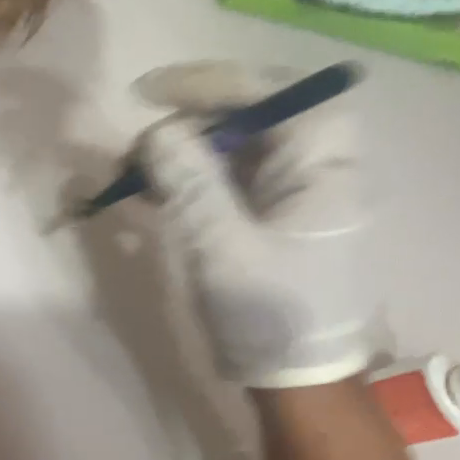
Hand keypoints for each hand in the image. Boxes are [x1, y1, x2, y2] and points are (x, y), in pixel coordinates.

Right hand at [134, 61, 376, 389]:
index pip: (276, 91)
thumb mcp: (223, 247)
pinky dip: (190, 176)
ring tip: (135, 172)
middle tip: (139, 142)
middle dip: (193, 117)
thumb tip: (157, 133)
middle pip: (256, 113)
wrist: (297, 377)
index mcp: (324, 166)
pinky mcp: (272, 217)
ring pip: (238, 145)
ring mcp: (295, 193)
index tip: (151, 94)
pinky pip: (230, 177)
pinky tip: (154, 191)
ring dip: (185, 150)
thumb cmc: (271, 312)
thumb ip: (191, 184)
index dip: (213, 81)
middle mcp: (317, 167)